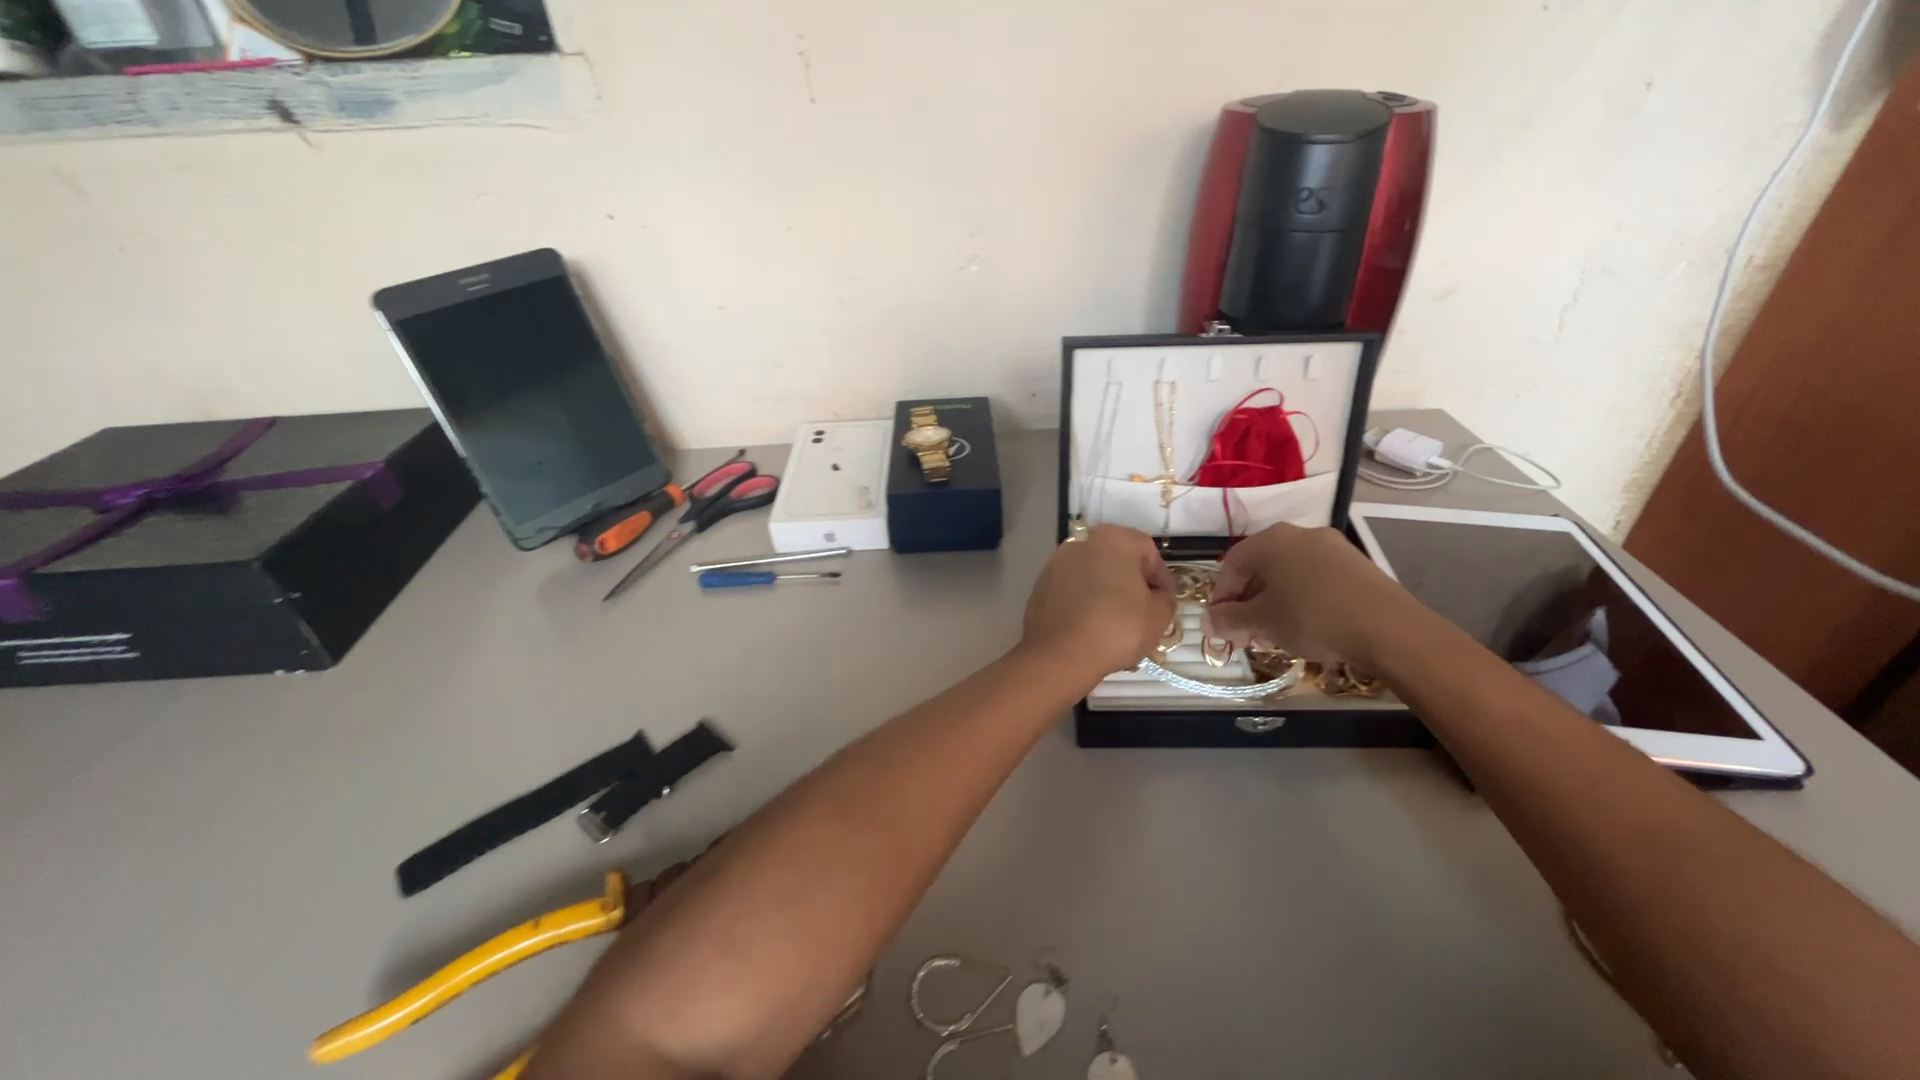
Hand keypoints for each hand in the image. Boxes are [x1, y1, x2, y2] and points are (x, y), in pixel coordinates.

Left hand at [1021, 525, 1175, 686]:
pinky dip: (1084, 605)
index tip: (1166, 602)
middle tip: (1144, 614)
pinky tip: (1092, 630)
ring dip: (1108, 596)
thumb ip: (1165, 599)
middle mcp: (1082, 543)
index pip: (1149, 552)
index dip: (1161, 578)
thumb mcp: (1159, 616)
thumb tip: (1158, 597)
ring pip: (1093, 577)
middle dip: (1133, 586)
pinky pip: (1072, 592)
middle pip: (1118, 562)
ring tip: (1118, 627)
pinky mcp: (1040, 587)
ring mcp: (1056, 564)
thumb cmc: (1117, 628)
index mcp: (1113, 539)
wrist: (1059, 655)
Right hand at [1203, 523, 1414, 665]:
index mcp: (1271, 540)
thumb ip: (1230, 619)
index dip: (1220, 598)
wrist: (1387, 628)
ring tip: (1276, 638)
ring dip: (1274, 606)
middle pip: (1261, 569)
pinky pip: (1315, 581)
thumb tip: (1209, 621)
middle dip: (1248, 605)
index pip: (1231, 565)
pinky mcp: (1356, 566)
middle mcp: (1300, 535)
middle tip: (1247, 637)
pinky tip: (1306, 630)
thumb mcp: (1262, 622)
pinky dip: (1302, 603)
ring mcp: (1333, 548)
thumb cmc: (1312, 617)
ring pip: (1289, 577)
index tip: (1221, 628)